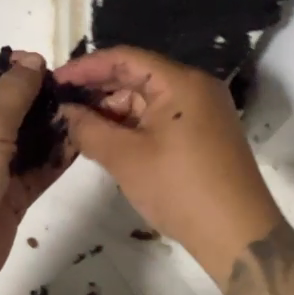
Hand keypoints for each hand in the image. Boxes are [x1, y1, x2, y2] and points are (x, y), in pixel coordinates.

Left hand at [0, 51, 72, 294]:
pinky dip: (59, 157)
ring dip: (53, 125)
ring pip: (28, 139)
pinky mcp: (11, 197)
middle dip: (39, 96)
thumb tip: (34, 61)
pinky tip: (84, 140)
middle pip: (9, 107)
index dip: (8, 65)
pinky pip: (39, 170)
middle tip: (75, 88)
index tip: (43, 62)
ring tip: (86, 110)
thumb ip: (13, 91)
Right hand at [54, 46, 282, 280]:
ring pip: (149, 98)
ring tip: (77, 124)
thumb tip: (66, 112)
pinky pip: (162, 116)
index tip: (55, 81)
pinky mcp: (205, 132)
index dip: (86, 67)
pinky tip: (107, 137)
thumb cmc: (180, 189)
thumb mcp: (126, 158)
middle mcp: (196, 87)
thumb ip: (89, 129)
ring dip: (114, 109)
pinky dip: (133, 123)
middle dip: (98, 88)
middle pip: (138, 75)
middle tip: (60, 104)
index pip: (126, 58)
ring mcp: (204, 110)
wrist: (238, 236)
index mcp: (182, 82)